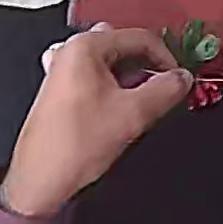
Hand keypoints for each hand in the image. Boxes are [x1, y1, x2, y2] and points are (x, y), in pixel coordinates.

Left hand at [1, 28, 193, 217]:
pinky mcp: (61, 91)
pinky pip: (98, 77)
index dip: (166, 58)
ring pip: (113, 64)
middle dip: (149, 68)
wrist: (38, 184)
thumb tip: (183, 78)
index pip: (141, 38)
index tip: (179, 80)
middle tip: (163, 91)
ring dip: (133, 79)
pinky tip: (119, 109)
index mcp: (86, 46)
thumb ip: (166, 90)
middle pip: (126, 48)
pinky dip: (115, 87)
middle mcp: (71, 51)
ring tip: (142, 103)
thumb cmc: (79, 144)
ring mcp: (63, 70)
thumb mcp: (133, 114)